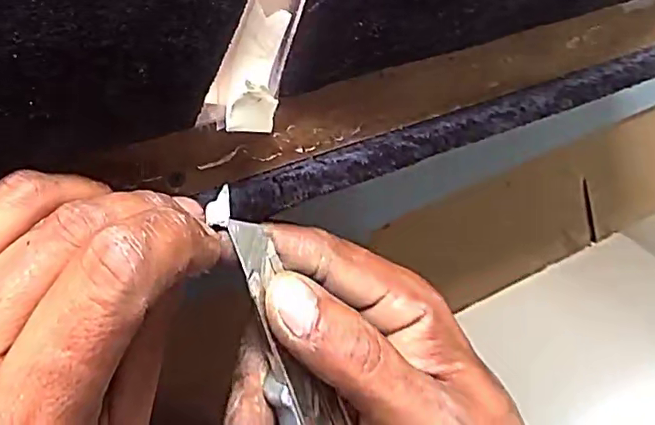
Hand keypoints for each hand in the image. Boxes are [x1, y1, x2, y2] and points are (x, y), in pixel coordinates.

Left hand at [0, 170, 225, 423]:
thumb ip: (141, 345)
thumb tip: (173, 257)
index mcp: (10, 413)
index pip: (113, 268)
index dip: (173, 237)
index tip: (199, 240)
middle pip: (77, 226)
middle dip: (145, 213)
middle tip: (176, 225)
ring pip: (28, 197)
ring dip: (93, 196)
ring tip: (123, 218)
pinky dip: (36, 202)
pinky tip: (63, 220)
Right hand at [224, 225, 520, 424]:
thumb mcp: (425, 409)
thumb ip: (360, 351)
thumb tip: (289, 294)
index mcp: (401, 302)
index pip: (322, 250)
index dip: (272, 246)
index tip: (229, 254)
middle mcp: (367, 319)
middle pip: (287, 296)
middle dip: (260, 338)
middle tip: (254, 393)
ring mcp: (345, 356)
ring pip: (273, 339)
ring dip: (256, 379)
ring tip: (258, 414)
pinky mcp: (330, 391)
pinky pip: (277, 380)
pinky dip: (262, 401)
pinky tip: (266, 417)